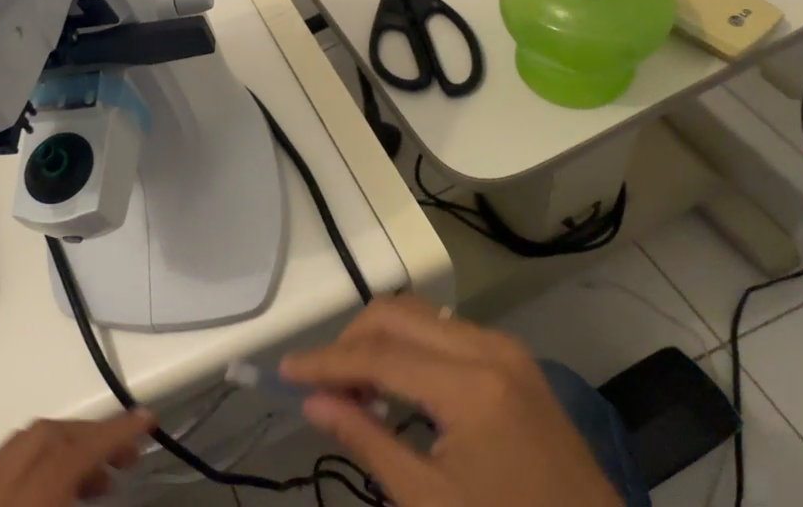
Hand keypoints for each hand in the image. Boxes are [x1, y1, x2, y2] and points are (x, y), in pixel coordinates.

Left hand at [0, 409, 156, 506]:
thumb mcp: (54, 504)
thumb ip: (86, 488)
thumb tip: (111, 475)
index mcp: (23, 498)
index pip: (70, 453)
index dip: (112, 432)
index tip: (147, 417)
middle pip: (44, 435)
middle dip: (91, 435)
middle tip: (128, 455)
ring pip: (23, 443)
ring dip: (67, 446)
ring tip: (100, 479)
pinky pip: (8, 462)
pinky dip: (40, 461)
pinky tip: (60, 486)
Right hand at [281, 296, 620, 506]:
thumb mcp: (430, 502)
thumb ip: (367, 441)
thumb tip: (312, 403)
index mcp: (470, 386)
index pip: (378, 356)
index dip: (325, 362)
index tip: (284, 372)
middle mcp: (489, 349)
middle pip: (397, 315)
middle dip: (350, 342)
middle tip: (323, 387)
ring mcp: (508, 351)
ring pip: (421, 316)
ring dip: (380, 339)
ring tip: (357, 390)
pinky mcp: (518, 363)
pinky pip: (447, 332)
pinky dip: (412, 346)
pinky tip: (399, 387)